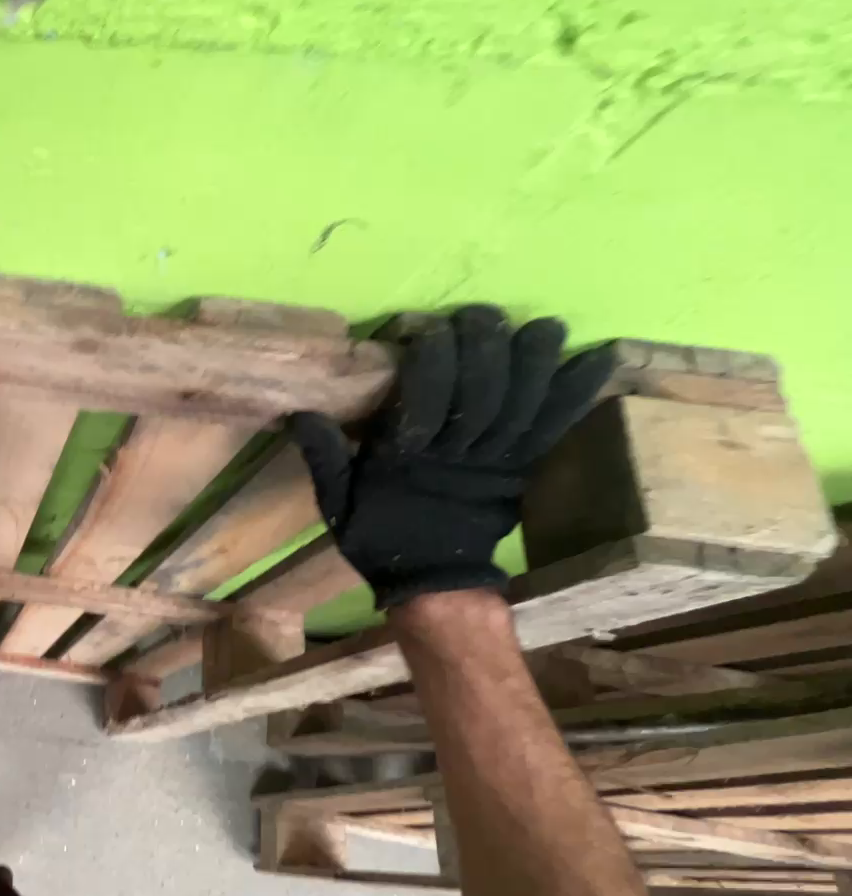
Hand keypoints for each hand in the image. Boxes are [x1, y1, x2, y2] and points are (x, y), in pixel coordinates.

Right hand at [288, 305, 614, 609]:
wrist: (431, 579)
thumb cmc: (377, 535)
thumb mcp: (335, 502)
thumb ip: (323, 457)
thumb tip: (300, 413)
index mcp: (406, 460)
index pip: (424, 397)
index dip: (431, 357)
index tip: (425, 329)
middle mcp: (456, 456)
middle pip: (479, 392)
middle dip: (482, 346)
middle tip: (476, 315)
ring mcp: (497, 462)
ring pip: (523, 403)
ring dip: (536, 360)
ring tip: (539, 325)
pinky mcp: (524, 467)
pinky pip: (555, 425)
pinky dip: (576, 390)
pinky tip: (596, 355)